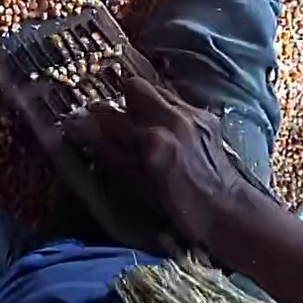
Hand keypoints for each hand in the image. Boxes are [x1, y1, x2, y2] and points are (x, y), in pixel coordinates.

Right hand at [64, 76, 266, 248]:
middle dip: (118, 99)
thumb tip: (83, 134)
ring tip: (134, 124)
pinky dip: (162, 112)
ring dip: (141, 103)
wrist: (231, 215)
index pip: (109, 118)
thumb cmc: (183, 211)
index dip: (85, 121)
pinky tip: (162, 131)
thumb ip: (113, 155)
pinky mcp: (208, 118)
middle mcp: (176, 119)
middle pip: (135, 87)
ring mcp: (195, 115)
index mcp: (155, 141)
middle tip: (108, 121)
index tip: (71, 125)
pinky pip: (176, 102)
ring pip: (157, 91)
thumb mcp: (141, 189)